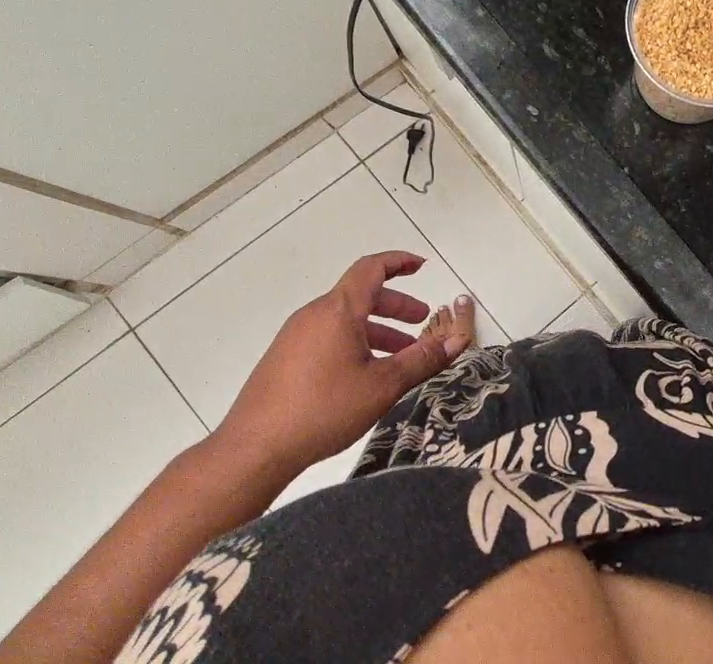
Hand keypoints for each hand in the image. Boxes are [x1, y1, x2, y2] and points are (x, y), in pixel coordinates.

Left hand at [212, 251, 470, 476]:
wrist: (254, 449)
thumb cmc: (324, 409)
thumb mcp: (384, 385)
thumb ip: (423, 359)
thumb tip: (459, 339)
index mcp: (338, 311)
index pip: (371, 268)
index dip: (398, 262)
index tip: (421, 266)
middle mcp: (314, 315)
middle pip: (360, 295)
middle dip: (395, 306)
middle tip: (421, 322)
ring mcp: (294, 337)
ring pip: (344, 320)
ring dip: (377, 329)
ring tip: (400, 356)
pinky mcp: (283, 359)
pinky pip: (328, 337)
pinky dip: (355, 343)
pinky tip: (366, 376)